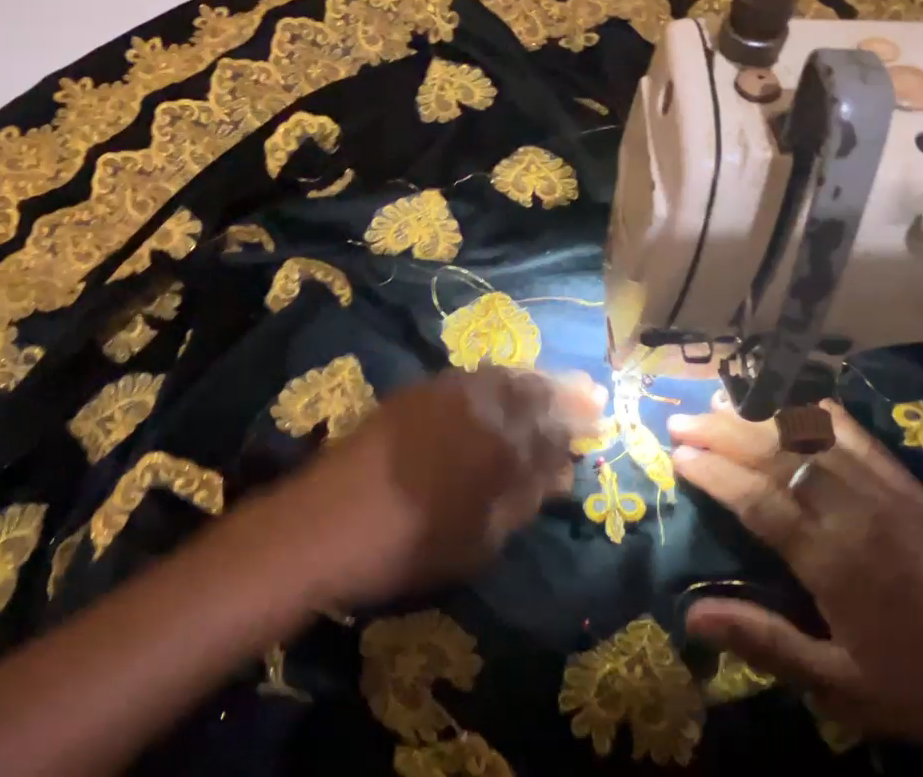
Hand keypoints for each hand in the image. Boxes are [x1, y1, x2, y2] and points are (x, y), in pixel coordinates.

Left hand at [283, 367, 604, 604]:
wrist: (320, 525)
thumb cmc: (408, 545)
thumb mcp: (480, 537)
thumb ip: (523, 498)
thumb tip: (559, 472)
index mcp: (497, 439)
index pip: (553, 421)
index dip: (580, 420)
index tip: (602, 419)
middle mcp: (473, 403)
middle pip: (529, 388)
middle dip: (562, 391)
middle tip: (588, 394)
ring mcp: (438, 393)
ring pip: (498, 377)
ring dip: (529, 382)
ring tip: (550, 392)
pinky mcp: (410, 395)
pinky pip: (467, 379)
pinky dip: (493, 383)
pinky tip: (497, 394)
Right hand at [668, 396, 922, 764]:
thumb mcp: (844, 686)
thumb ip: (767, 643)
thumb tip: (692, 615)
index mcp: (834, 560)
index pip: (758, 499)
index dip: (712, 472)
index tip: (675, 453)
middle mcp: (857, 513)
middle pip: (779, 454)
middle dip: (724, 432)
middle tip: (680, 418)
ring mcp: (890, 495)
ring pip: (813, 438)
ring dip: (762, 419)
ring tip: (721, 408)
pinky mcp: (917, 492)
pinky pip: (861, 440)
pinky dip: (822, 418)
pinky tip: (802, 407)